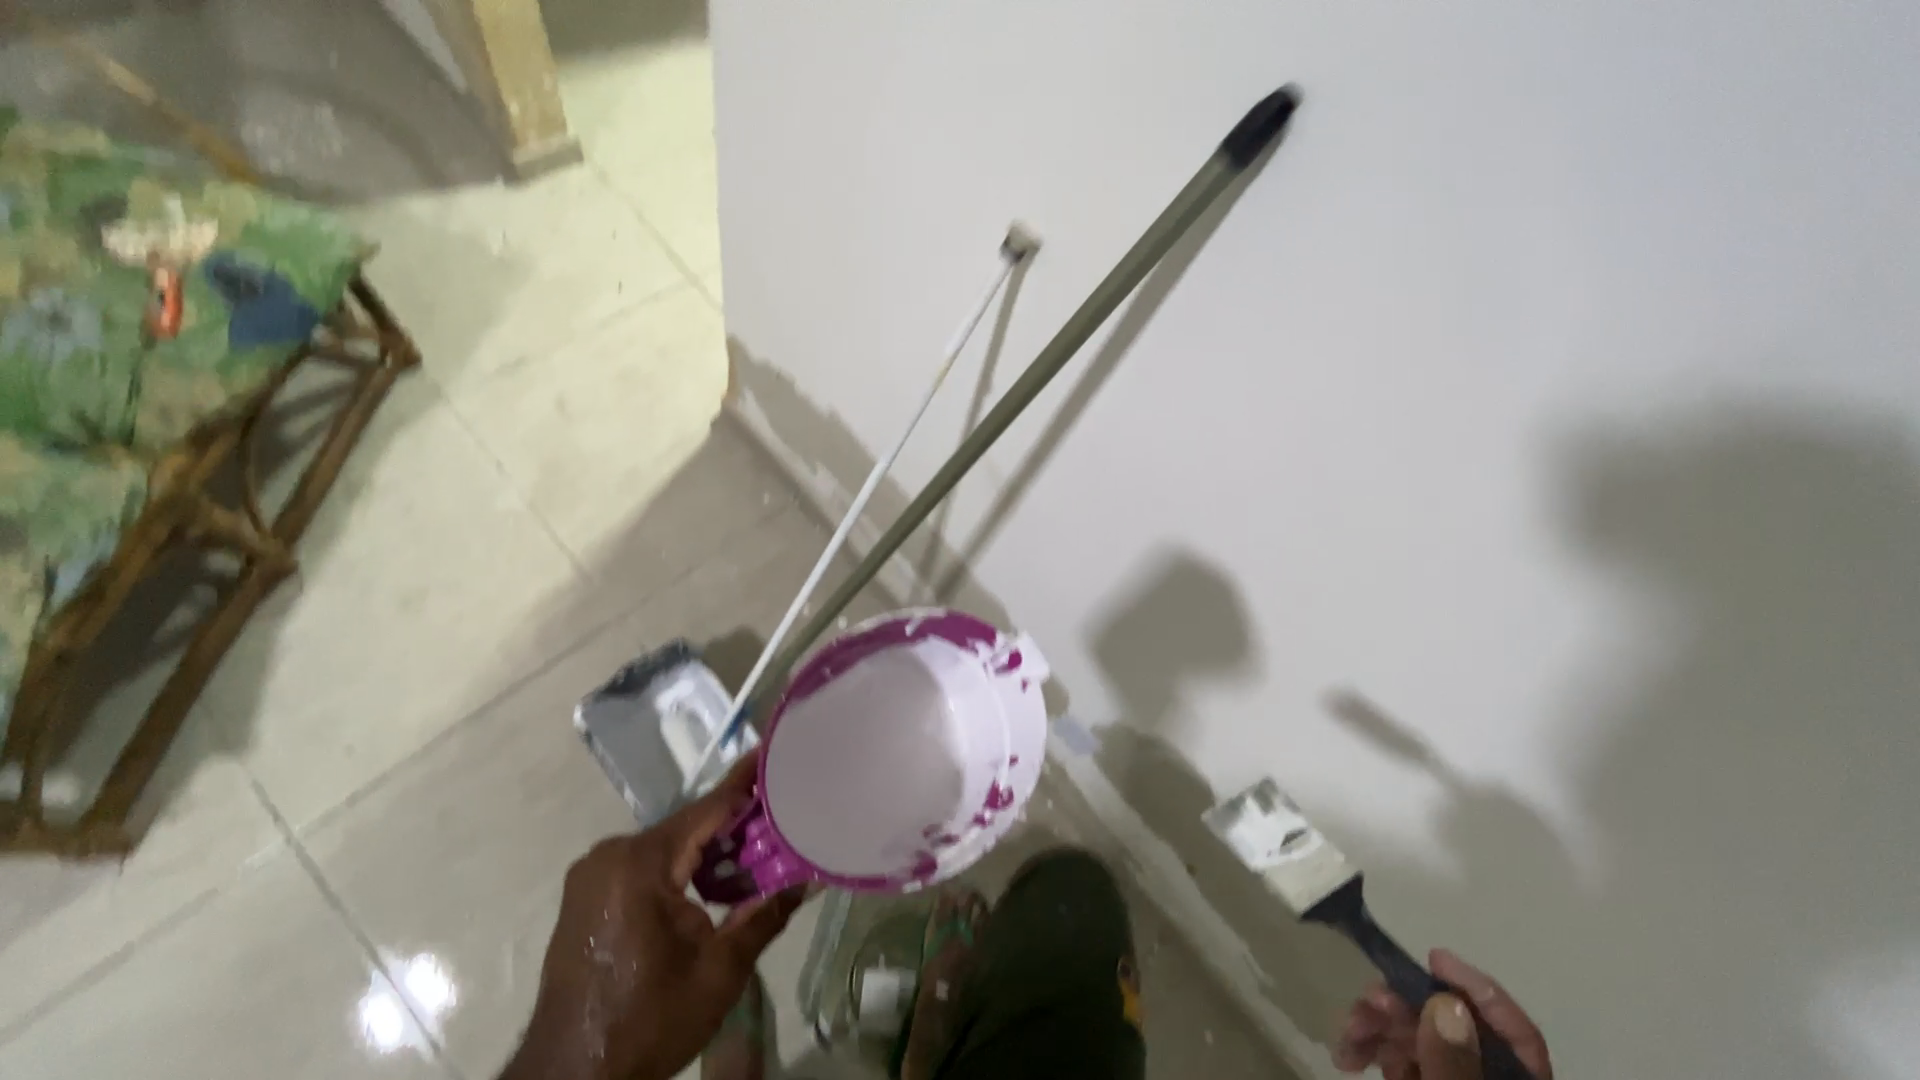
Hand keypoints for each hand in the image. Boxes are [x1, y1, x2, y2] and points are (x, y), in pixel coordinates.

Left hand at [500, 753, 804, 1079]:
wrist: (573, 1076)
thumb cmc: (649, 1020)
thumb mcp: (720, 970)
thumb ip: (765, 914)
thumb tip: (809, 879)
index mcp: (640, 863)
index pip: (706, 808)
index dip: (745, 782)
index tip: (773, 752)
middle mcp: (610, 855)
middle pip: (687, 827)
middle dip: (735, 824)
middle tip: (783, 818)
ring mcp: (593, 875)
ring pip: (667, 847)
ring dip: (709, 850)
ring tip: (759, 849)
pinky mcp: (587, 896)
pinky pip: (644, 865)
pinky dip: (681, 868)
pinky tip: (714, 880)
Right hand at [1333, 949, 1551, 1079]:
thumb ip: (1453, 1064)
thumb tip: (1443, 1001)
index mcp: (1516, 1078)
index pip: (1513, 1029)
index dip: (1475, 988)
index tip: (1433, 957)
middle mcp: (1488, 1075)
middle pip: (1452, 1028)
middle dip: (1402, 1009)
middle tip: (1368, 1003)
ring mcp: (1454, 1078)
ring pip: (1419, 1041)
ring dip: (1377, 1030)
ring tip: (1347, 1039)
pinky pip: (1404, 1061)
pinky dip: (1375, 1052)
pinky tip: (1350, 1059)